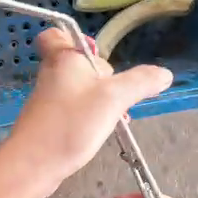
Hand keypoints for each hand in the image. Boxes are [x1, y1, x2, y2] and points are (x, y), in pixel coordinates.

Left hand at [0, 27, 171, 184]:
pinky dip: (91, 116)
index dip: (75, 40)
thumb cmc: (71, 124)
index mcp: (63, 58)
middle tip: (117, 95)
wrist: (32, 164)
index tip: (96, 55)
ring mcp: (49, 98)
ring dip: (101, 100)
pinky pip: (75, 108)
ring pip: (80, 88)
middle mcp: (53, 73)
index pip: (56, 34)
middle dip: (103, 77)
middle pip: (80, 64)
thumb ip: (139, 82)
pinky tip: (103, 131)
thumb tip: (164, 73)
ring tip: (118, 116)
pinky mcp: (49, 119)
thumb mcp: (114, 99)